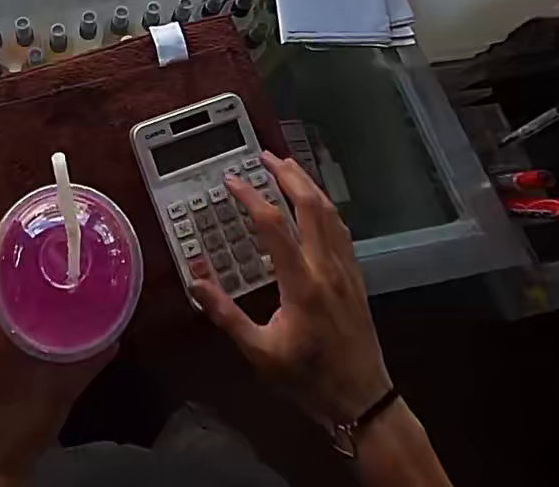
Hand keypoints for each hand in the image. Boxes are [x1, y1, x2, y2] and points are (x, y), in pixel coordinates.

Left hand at [0, 229, 115, 484]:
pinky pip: (2, 293)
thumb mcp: (65, 384)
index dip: (7, 226)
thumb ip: (94, 355)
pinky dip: (21, 279)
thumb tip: (118, 329)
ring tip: (54, 243)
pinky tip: (48, 283)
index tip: (34, 209)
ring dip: (21, 256)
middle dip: (21, 234)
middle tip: (54, 221)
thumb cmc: (22, 417)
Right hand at [191, 152, 392, 427]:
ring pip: (329, 211)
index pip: (273, 225)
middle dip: (287, 174)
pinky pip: (340, 227)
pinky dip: (324, 204)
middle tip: (265, 157)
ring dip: (307, 183)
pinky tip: (315, 201)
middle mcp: (325, 266)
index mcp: (301, 283)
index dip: (251, 197)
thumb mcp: (260, 354)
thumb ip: (226, 315)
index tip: (232, 181)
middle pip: (309, 204)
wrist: (363, 402)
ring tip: (287, 166)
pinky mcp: (355, 273)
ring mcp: (345, 267)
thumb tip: (196, 282)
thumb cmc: (308, 379)